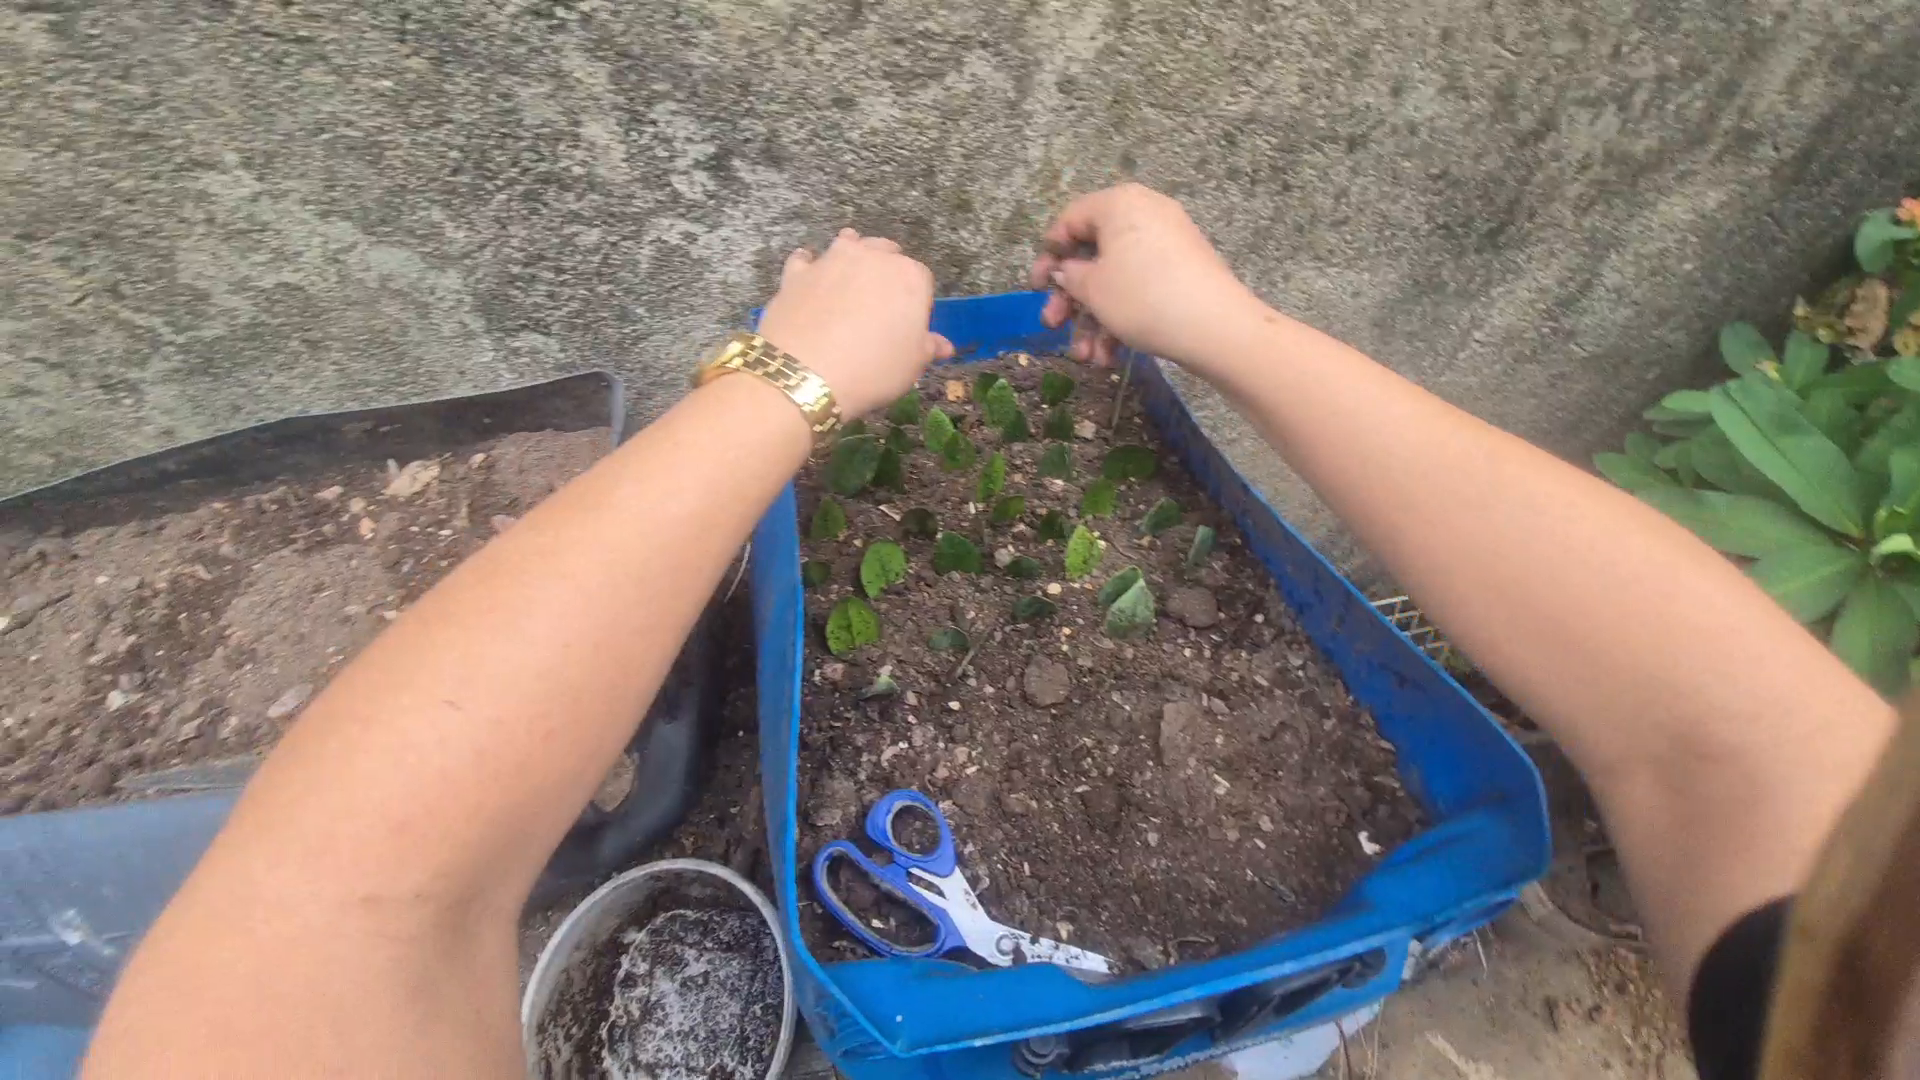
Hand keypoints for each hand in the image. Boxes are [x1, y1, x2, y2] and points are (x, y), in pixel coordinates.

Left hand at [758, 229, 953, 418]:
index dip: (918, 301)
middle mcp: (872, 257)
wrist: (807, 374)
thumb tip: (944, 345)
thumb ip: (928, 347)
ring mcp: (831, 260)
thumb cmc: (874, 369)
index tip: (910, 323)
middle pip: (886, 253)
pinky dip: (809, 266)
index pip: (923, 280)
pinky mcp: (797, 272)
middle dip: (887, 270)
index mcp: (910, 277)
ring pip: (847, 244)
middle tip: (882, 299)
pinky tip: (809, 277)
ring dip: (852, 252)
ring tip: (850, 273)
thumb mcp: (912, 365)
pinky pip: (805, 260)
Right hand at [1028, 184, 1265, 372]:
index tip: (1036, 287)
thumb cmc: (1142, 298)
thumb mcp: (1093, 288)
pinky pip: (1139, 291)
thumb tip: (1064, 270)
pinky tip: (1111, 357)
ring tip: (1086, 357)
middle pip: (1092, 256)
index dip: (1048, 255)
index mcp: (1119, 205)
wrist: (1214, 327)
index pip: (1070, 220)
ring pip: (1115, 282)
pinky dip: (1121, 321)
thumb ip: (1069, 276)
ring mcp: (1166, 245)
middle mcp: (1144, 216)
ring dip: (1093, 322)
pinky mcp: (1181, 274)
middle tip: (1053, 326)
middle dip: (1070, 299)